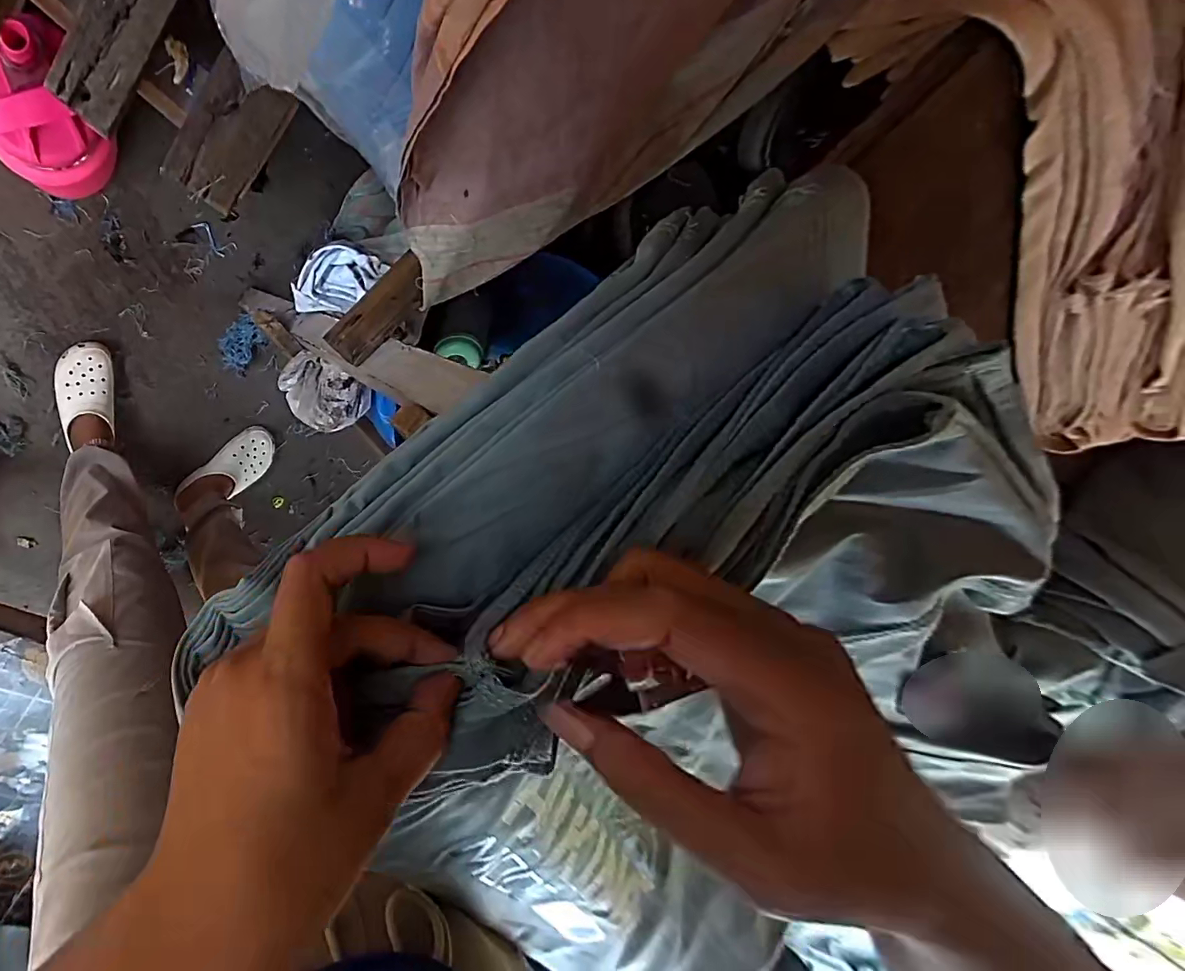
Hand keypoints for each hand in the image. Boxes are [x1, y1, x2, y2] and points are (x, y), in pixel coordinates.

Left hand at [56, 537, 459, 970]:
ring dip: (344, 666)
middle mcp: (241, 664)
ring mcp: (217, 684)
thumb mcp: (370, 799)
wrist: (201, 916)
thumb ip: (415, 732)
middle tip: (432, 677)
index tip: (406, 560)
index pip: (311, 575)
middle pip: (318, 622)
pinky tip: (331, 731)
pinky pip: (266, 674)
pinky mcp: (207, 707)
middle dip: (380, 639)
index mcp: (281, 675)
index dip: (359, 552)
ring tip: (381, 718)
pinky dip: (307, 682)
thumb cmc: (291, 864)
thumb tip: (444, 687)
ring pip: (293, 649)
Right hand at [491, 550, 1102, 968]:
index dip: (582, 622)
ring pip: (655, 580)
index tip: (528, 658)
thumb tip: (555, 712)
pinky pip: (671, 605)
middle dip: (572, 607)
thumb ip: (644, 782)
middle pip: (650, 577)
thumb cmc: (843, 868)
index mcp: (785, 678)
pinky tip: (608, 674)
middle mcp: (778, 633)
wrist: (930, 874)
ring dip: (593, 612)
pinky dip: (622, 627)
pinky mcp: (756, 638)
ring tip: (553, 661)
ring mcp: (769, 629)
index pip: (662, 610)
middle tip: (519, 651)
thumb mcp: (741, 854)